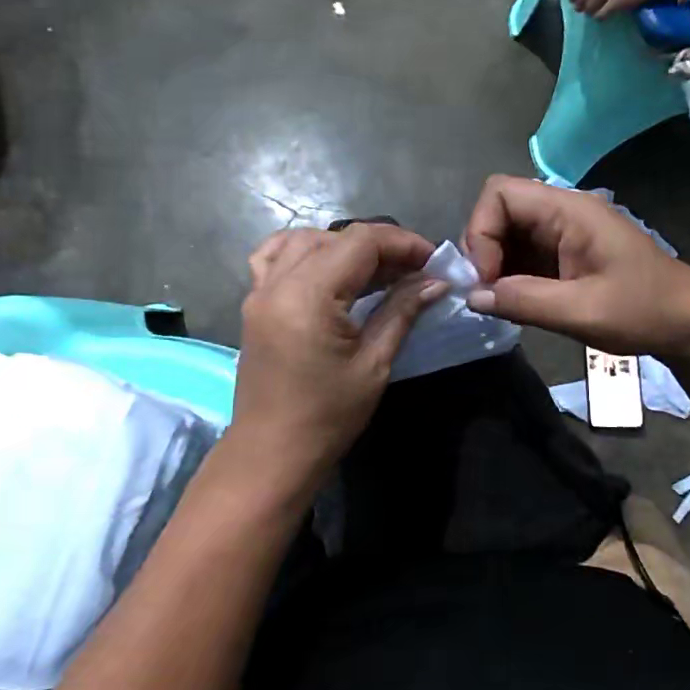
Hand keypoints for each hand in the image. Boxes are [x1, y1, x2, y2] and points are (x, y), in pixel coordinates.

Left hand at [231, 223, 446, 484]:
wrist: (272, 452)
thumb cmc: (328, 416)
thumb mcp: (374, 364)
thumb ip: (401, 311)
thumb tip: (435, 282)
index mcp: (308, 295)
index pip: (360, 242)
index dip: (401, 243)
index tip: (432, 260)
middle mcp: (278, 282)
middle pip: (334, 237)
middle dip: (379, 247)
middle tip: (412, 272)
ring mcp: (260, 290)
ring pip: (304, 241)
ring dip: (344, 247)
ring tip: (375, 272)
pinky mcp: (254, 303)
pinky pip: (273, 257)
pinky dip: (303, 252)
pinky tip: (326, 267)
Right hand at [461, 176, 689, 360]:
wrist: (688, 324)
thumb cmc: (643, 312)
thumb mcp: (582, 312)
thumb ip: (524, 301)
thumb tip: (473, 297)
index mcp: (570, 211)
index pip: (500, 193)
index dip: (481, 231)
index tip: (486, 277)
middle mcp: (562, 213)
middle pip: (499, 212)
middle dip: (483, 251)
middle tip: (488, 294)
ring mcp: (562, 233)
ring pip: (505, 235)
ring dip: (494, 268)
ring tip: (502, 304)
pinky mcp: (562, 255)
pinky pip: (520, 255)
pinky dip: (508, 278)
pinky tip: (517, 305)